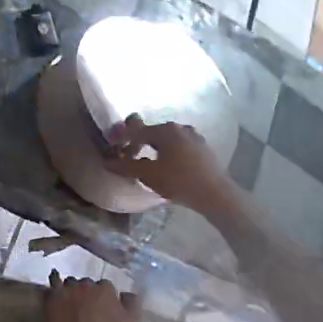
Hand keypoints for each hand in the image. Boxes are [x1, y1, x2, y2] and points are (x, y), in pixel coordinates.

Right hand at [103, 115, 239, 215]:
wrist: (215, 194)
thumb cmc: (179, 180)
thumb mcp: (148, 174)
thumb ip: (126, 166)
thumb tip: (107, 162)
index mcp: (165, 130)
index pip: (136, 130)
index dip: (121, 137)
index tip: (111, 145)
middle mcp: (180, 128)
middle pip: (152, 132)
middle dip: (138, 143)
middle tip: (128, 156)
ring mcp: (194, 137)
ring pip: (167, 139)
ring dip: (154, 149)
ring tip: (146, 163)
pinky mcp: (203, 149)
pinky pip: (179, 147)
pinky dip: (168, 153)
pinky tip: (167, 167)